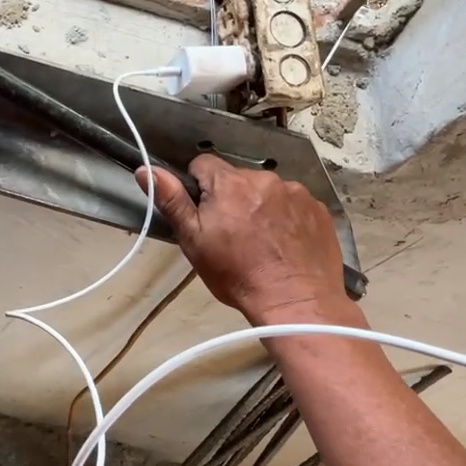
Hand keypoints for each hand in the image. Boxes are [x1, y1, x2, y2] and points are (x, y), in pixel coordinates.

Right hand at [138, 155, 360, 326]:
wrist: (296, 302)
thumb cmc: (237, 274)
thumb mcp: (194, 241)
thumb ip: (171, 200)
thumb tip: (146, 170)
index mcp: (229, 183)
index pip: (203, 164)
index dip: (199, 187)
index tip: (204, 213)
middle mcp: (264, 179)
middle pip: (237, 178)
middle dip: (231, 197)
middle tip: (232, 233)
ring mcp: (296, 192)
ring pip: (266, 190)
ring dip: (260, 206)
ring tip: (262, 241)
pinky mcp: (319, 208)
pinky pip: (294, 203)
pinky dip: (286, 217)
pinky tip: (285, 243)